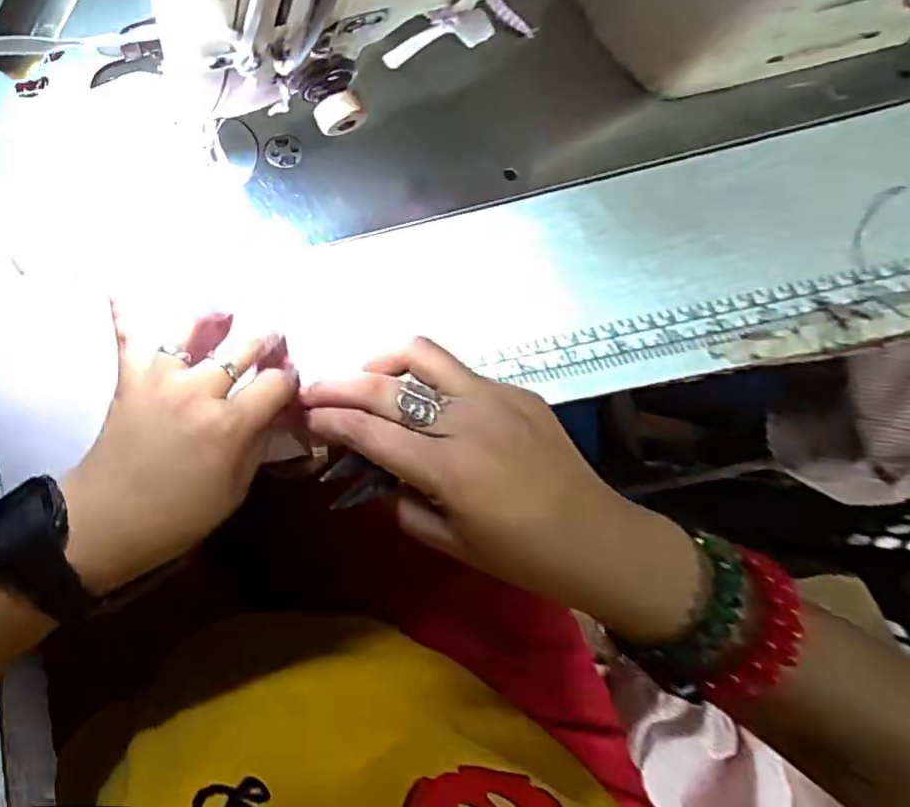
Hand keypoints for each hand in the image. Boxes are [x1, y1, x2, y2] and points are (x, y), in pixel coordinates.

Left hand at [58, 311, 297, 594]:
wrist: (110, 520)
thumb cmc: (179, 516)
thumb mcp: (234, 490)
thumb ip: (258, 444)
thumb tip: (276, 411)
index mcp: (230, 425)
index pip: (274, 383)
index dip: (288, 379)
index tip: (289, 378)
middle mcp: (198, 392)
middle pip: (242, 350)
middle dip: (264, 342)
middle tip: (273, 339)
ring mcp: (161, 379)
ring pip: (193, 334)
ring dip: (213, 322)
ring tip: (224, 315)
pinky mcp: (130, 379)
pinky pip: (129, 340)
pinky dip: (125, 317)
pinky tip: (120, 290)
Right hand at [302, 337, 702, 641]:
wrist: (604, 541)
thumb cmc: (523, 556)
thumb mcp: (449, 542)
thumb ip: (399, 502)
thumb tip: (372, 469)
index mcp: (450, 469)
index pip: (370, 431)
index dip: (330, 420)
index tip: (305, 414)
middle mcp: (468, 422)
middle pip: (385, 388)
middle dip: (338, 386)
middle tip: (313, 389)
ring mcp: (495, 397)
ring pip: (422, 353)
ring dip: (383, 362)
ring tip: (369, 378)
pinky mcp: (516, 390)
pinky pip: (458, 373)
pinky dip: (430, 382)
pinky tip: (431, 406)